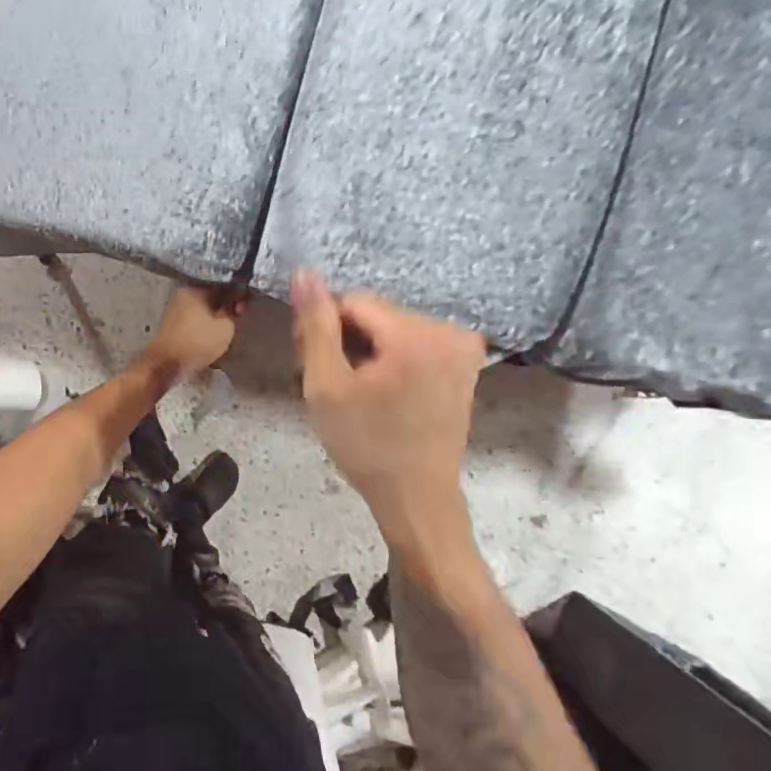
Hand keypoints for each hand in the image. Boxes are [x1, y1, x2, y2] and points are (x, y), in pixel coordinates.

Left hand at [141, 284, 245, 376]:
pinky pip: (195, 315)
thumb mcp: (225, 325)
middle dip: (226, 305)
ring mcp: (176, 306)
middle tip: (236, 318)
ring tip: (225, 327)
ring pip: (203, 305)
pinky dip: (204, 321)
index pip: (223, 283)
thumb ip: (233, 308)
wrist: (167, 363)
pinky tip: (212, 332)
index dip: (238, 294)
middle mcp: (183, 292)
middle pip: (212, 294)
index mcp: (195, 287)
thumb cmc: (198, 341)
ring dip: (215, 314)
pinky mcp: (173, 321)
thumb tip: (236, 298)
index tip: (243, 308)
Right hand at [290, 269, 485, 537]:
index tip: (308, 360)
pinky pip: (416, 341)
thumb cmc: (367, 446)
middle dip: (348, 338)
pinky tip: (382, 389)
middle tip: (329, 380)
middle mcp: (448, 330)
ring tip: (354, 389)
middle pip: (376, 314)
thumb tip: (305, 272)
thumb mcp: (326, 385)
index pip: (354, 301)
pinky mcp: (466, 363)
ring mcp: (462, 347)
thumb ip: (315, 325)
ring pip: (393, 327)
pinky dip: (393, 357)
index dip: (325, 326)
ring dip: (368, 349)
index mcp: (416, 335)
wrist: (418, 498)